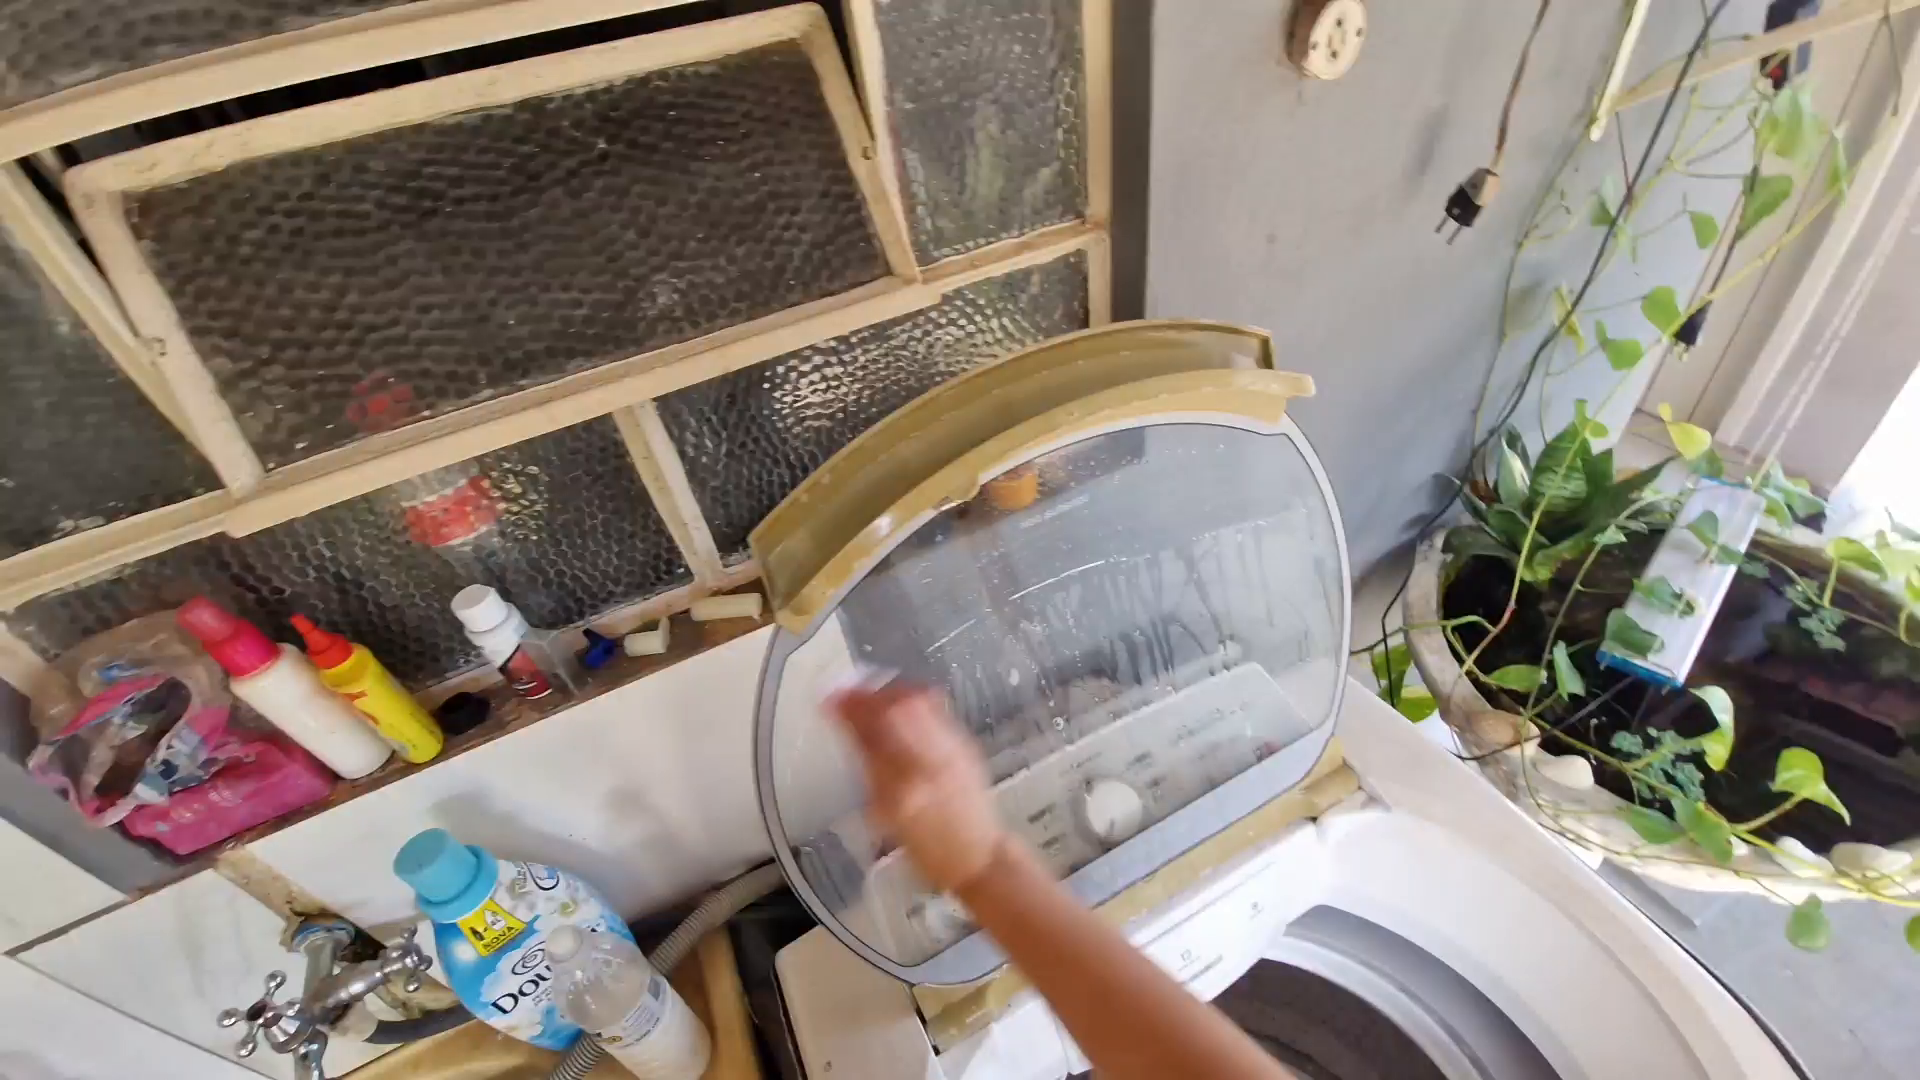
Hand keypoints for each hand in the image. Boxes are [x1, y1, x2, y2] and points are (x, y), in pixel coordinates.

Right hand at [828, 681, 1006, 894]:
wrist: (979, 856)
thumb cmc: (928, 850)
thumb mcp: (888, 818)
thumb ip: (871, 773)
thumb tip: (853, 734)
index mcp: (900, 792)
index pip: (868, 738)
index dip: (847, 712)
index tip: (831, 700)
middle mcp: (927, 766)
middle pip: (894, 711)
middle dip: (866, 695)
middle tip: (848, 691)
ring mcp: (950, 750)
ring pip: (917, 703)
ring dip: (888, 691)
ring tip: (872, 692)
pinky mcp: (966, 744)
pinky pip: (937, 707)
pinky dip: (913, 696)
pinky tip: (901, 698)